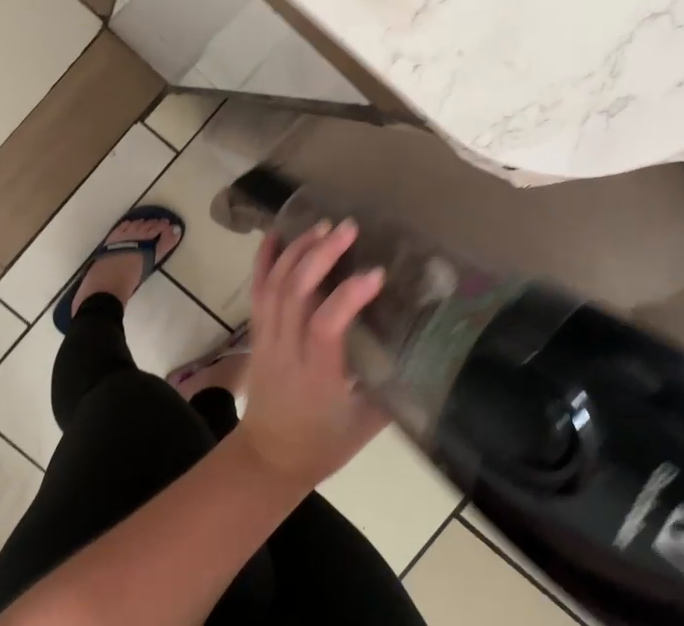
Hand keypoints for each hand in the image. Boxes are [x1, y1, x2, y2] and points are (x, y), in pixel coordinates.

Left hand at [236, 219, 390, 489]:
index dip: (348, 296)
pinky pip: (257, 291)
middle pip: (295, 293)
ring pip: (275, 286)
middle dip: (319, 255)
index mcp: (319, 377)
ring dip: (297, 251)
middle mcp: (287, 351)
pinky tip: (276, 234)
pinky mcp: (257, 333)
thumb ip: (391, 389)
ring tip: (322, 226)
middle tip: (347, 229)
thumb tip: (426, 352)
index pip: (326, 327)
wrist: (268, 457)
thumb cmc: (323, 444)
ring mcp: (267, 339)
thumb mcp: (366, 425)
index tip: (376, 273)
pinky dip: (264, 260)